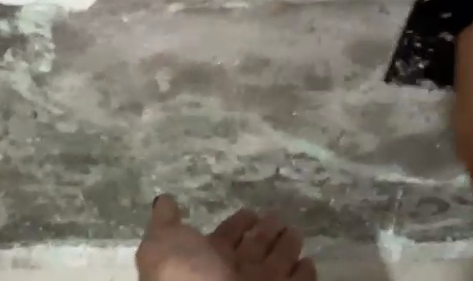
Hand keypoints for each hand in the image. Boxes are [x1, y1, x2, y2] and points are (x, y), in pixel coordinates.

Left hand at [136, 196, 314, 280]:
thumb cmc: (185, 278)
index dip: (238, 223)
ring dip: (287, 248)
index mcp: (207, 260)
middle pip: (255, 248)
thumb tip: (164, 200)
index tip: (251, 211)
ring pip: (278, 264)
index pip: (227, 236)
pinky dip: (305, 274)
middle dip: (267, 231)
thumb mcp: (162, 246)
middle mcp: (233, 274)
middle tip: (279, 216)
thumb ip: (165, 224)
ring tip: (297, 233)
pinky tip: (310, 263)